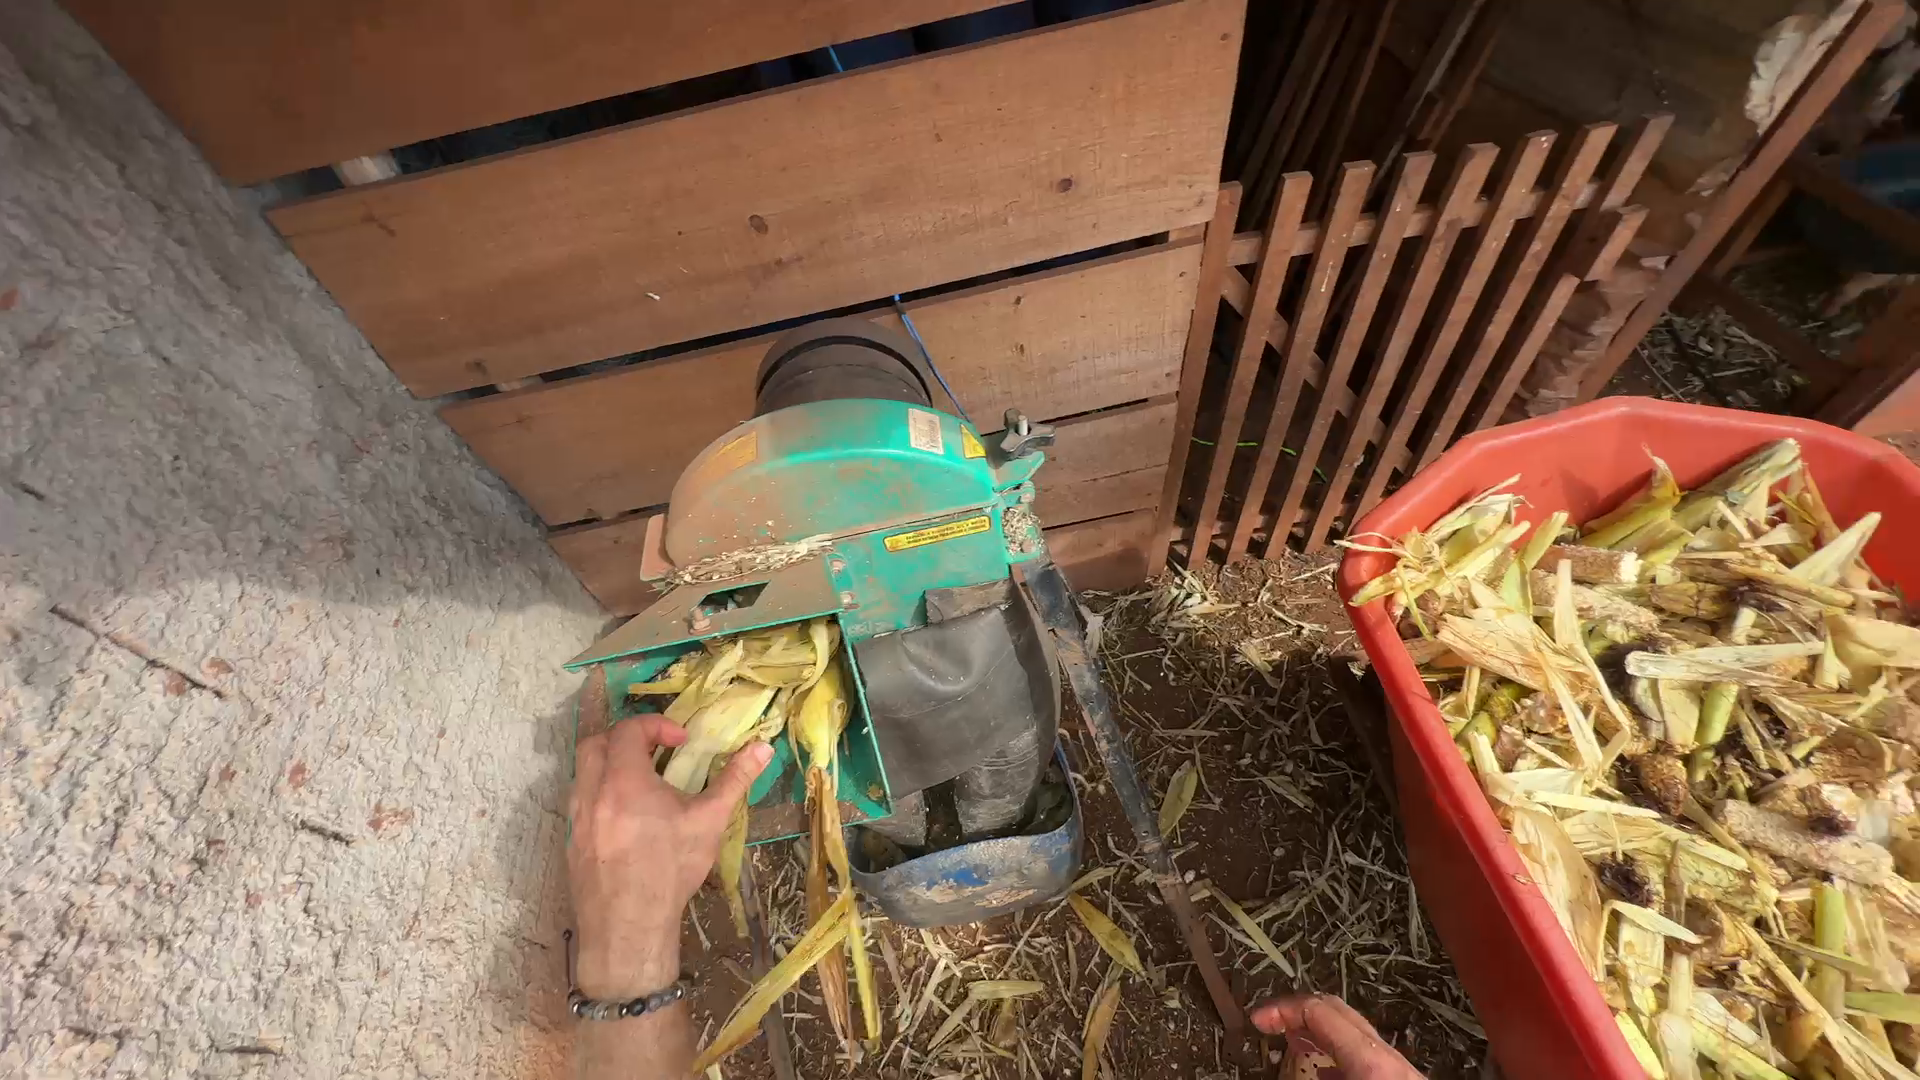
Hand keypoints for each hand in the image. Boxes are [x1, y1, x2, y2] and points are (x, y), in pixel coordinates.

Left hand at [567, 715, 771, 996]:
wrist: (629, 929)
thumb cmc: (671, 869)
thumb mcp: (710, 820)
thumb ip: (735, 778)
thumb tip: (764, 747)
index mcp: (624, 782)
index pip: (628, 730)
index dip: (656, 726)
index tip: (681, 742)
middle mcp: (592, 794)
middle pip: (594, 744)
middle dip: (625, 738)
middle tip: (656, 752)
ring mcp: (576, 821)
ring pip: (582, 774)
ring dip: (610, 765)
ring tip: (643, 782)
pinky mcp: (571, 844)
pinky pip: (580, 802)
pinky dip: (601, 793)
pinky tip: (629, 815)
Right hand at [1251, 994, 1426, 1077]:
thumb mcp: (1354, 1079)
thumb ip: (1314, 1077)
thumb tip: (1303, 1071)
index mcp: (1370, 1061)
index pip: (1317, 1009)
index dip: (1280, 1009)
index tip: (1256, 1023)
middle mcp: (1387, 1057)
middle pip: (1336, 1010)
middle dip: (1298, 1012)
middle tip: (1272, 1026)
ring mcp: (1399, 1071)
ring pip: (1352, 1033)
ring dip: (1318, 1033)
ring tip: (1293, 1046)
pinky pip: (1365, 1058)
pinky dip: (1338, 1056)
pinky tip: (1326, 1077)